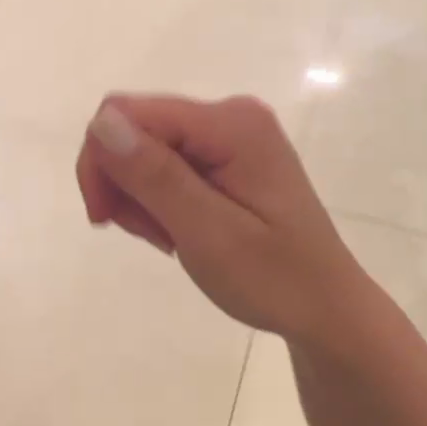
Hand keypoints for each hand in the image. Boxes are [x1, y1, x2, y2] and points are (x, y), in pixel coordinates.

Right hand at [76, 94, 373, 342]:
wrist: (325, 310)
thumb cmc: (274, 279)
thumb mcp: (209, 233)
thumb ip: (154, 175)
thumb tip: (101, 122)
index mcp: (230, 125)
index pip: (126, 114)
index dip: (101, 162)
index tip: (105, 219)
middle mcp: (227, 116)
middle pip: (130, 128)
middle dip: (119, 183)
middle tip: (146, 235)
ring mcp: (225, 135)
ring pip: (138, 149)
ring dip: (135, 198)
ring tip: (167, 238)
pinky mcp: (221, 156)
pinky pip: (159, 164)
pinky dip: (151, 201)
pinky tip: (173, 231)